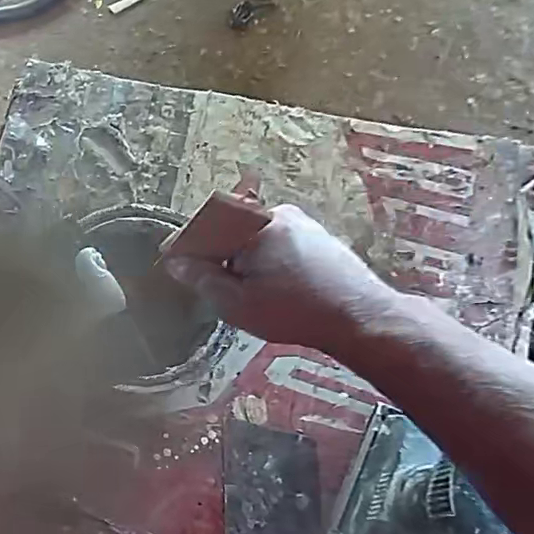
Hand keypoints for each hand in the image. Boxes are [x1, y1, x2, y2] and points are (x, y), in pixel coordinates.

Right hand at [162, 204, 406, 353]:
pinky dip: (259, 257)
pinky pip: (272, 240)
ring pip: (250, 235)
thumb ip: (200, 278)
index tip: (170, 262)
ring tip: (234, 286)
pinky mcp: (316, 237)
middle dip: (210, 251)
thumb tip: (176, 263)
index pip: (203, 227)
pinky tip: (262, 283)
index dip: (182, 245)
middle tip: (203, 279)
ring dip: (235, 255)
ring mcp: (301, 223)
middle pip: (226, 228)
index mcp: (254, 225)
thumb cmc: (294, 311)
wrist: (363, 319)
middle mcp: (278, 215)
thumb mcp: (234, 302)